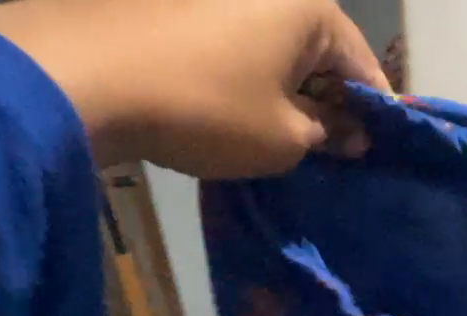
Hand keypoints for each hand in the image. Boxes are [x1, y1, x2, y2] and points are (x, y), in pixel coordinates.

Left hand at [0, 0, 387, 176]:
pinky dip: (252, 73)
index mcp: (306, 6)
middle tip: (336, 149)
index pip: (363, 63)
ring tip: (292, 135)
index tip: (379, 150)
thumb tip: (353, 134)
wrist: (87, 74)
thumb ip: (329, 134)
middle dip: (332, 97)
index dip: (375, 113)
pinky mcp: (180, 2)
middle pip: (320, 48)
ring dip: (292, 87)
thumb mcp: (285, 138)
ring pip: (278, 44)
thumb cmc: (208, 108)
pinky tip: (247, 109)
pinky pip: (237, 39)